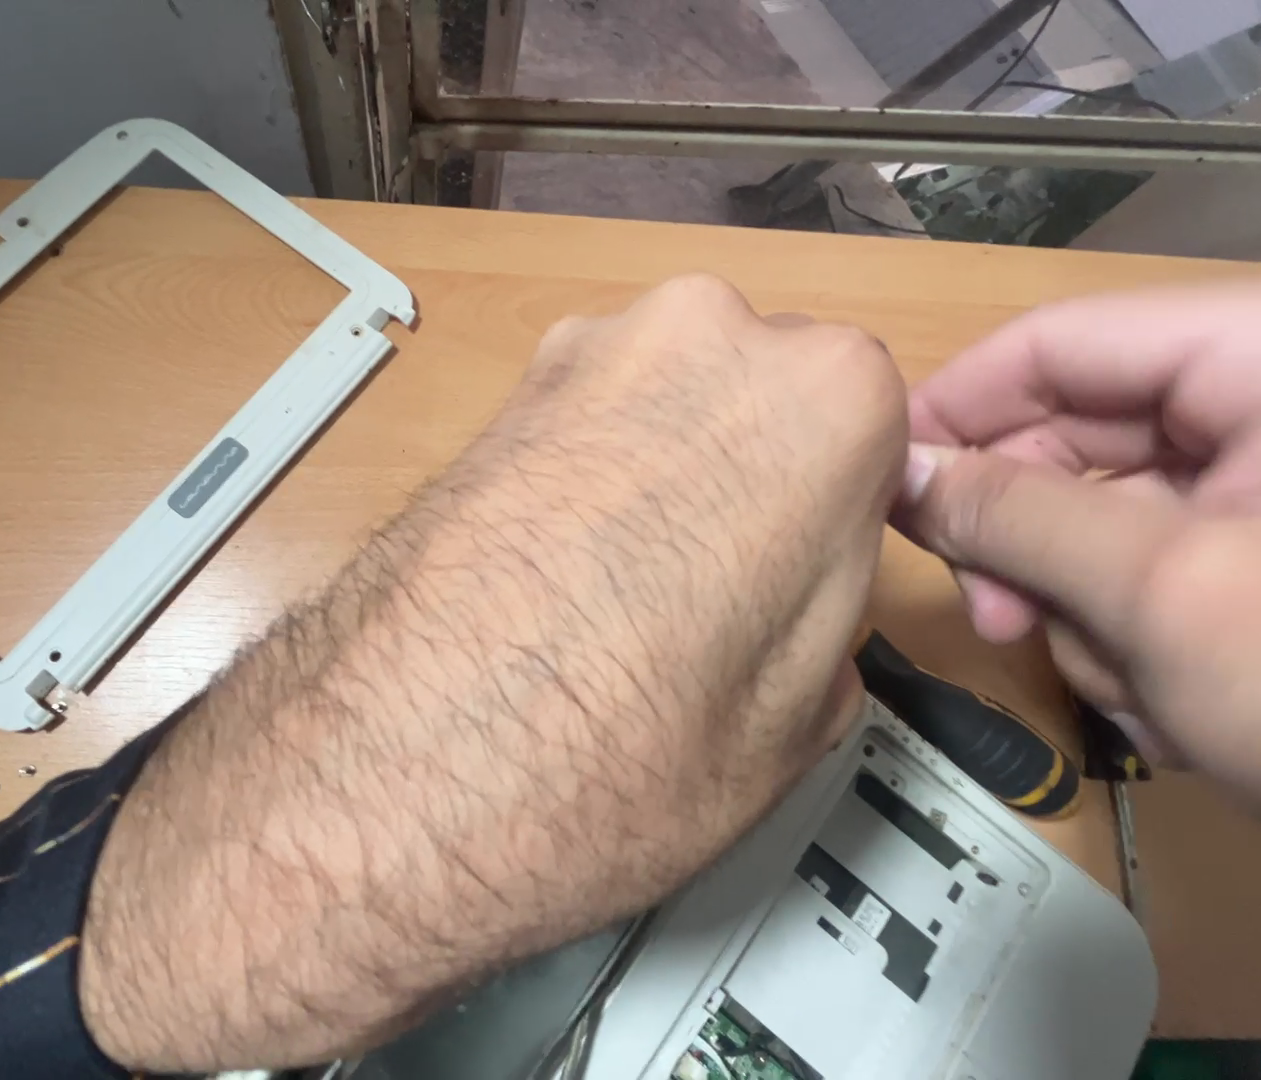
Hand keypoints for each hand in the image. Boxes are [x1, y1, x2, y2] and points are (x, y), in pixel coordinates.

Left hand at [78, 274, 906, 1069]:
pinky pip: (591, 421)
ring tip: (616, 590)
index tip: (792, 580)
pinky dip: (590, 477)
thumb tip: (811, 562)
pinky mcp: (500, 390)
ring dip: (666, 477)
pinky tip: (559, 569)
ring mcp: (582, 349)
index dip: (831, 520)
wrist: (387, 767)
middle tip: (705, 590)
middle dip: (752, 481)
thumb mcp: (805, 708)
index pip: (872, 436)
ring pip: (674, 405)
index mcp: (820, 399)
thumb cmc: (614, 754)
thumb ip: (838, 593)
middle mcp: (699, 334)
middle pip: (765, 405)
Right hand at [893, 246, 1260, 889]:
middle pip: (1086, 427)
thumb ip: (1013, 520)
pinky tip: (1178, 691)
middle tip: (995, 617)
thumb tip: (900, 475)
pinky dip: (1149, 618)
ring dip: (1090, 598)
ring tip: (1131, 685)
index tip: (880, 482)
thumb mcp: (1175, 600)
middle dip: (1029, 535)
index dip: (950, 409)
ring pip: (1122, 501)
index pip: (1060, 341)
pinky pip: (1178, 544)